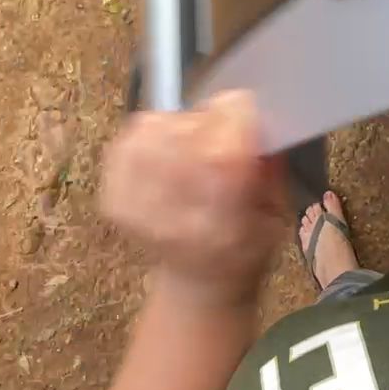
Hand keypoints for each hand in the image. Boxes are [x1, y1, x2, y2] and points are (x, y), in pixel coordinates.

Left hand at [100, 91, 283, 302]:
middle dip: (210, 119)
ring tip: (194, 144)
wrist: (198, 280)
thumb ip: (268, 165)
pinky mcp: (111, 197)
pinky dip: (152, 133)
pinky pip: (129, 138)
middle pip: (186, 134)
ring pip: (155, 128)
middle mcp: (174, 218)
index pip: (222, 156)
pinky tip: (167, 150)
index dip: (235, 118)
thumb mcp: (277, 210)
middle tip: (223, 131)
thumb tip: (258, 116)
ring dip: (179, 125)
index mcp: (224, 226)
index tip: (246, 109)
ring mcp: (135, 207)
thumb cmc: (247, 244)